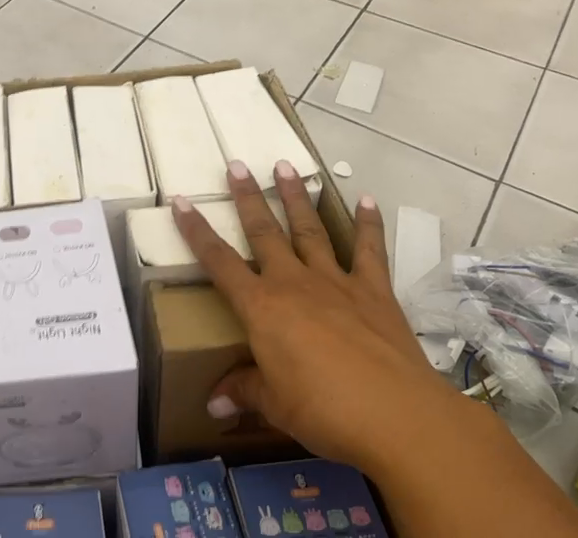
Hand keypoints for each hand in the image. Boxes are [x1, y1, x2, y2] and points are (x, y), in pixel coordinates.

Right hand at [172, 159, 472, 469]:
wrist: (397, 415)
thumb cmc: (323, 410)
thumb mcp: (275, 405)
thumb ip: (245, 391)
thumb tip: (213, 402)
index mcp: (261, 307)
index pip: (218, 262)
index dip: (196, 231)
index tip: (180, 201)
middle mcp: (293, 283)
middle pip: (264, 232)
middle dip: (248, 197)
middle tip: (237, 164)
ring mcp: (336, 282)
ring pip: (309, 230)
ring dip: (296, 197)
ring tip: (286, 166)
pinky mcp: (374, 292)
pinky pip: (369, 251)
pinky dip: (368, 224)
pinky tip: (367, 200)